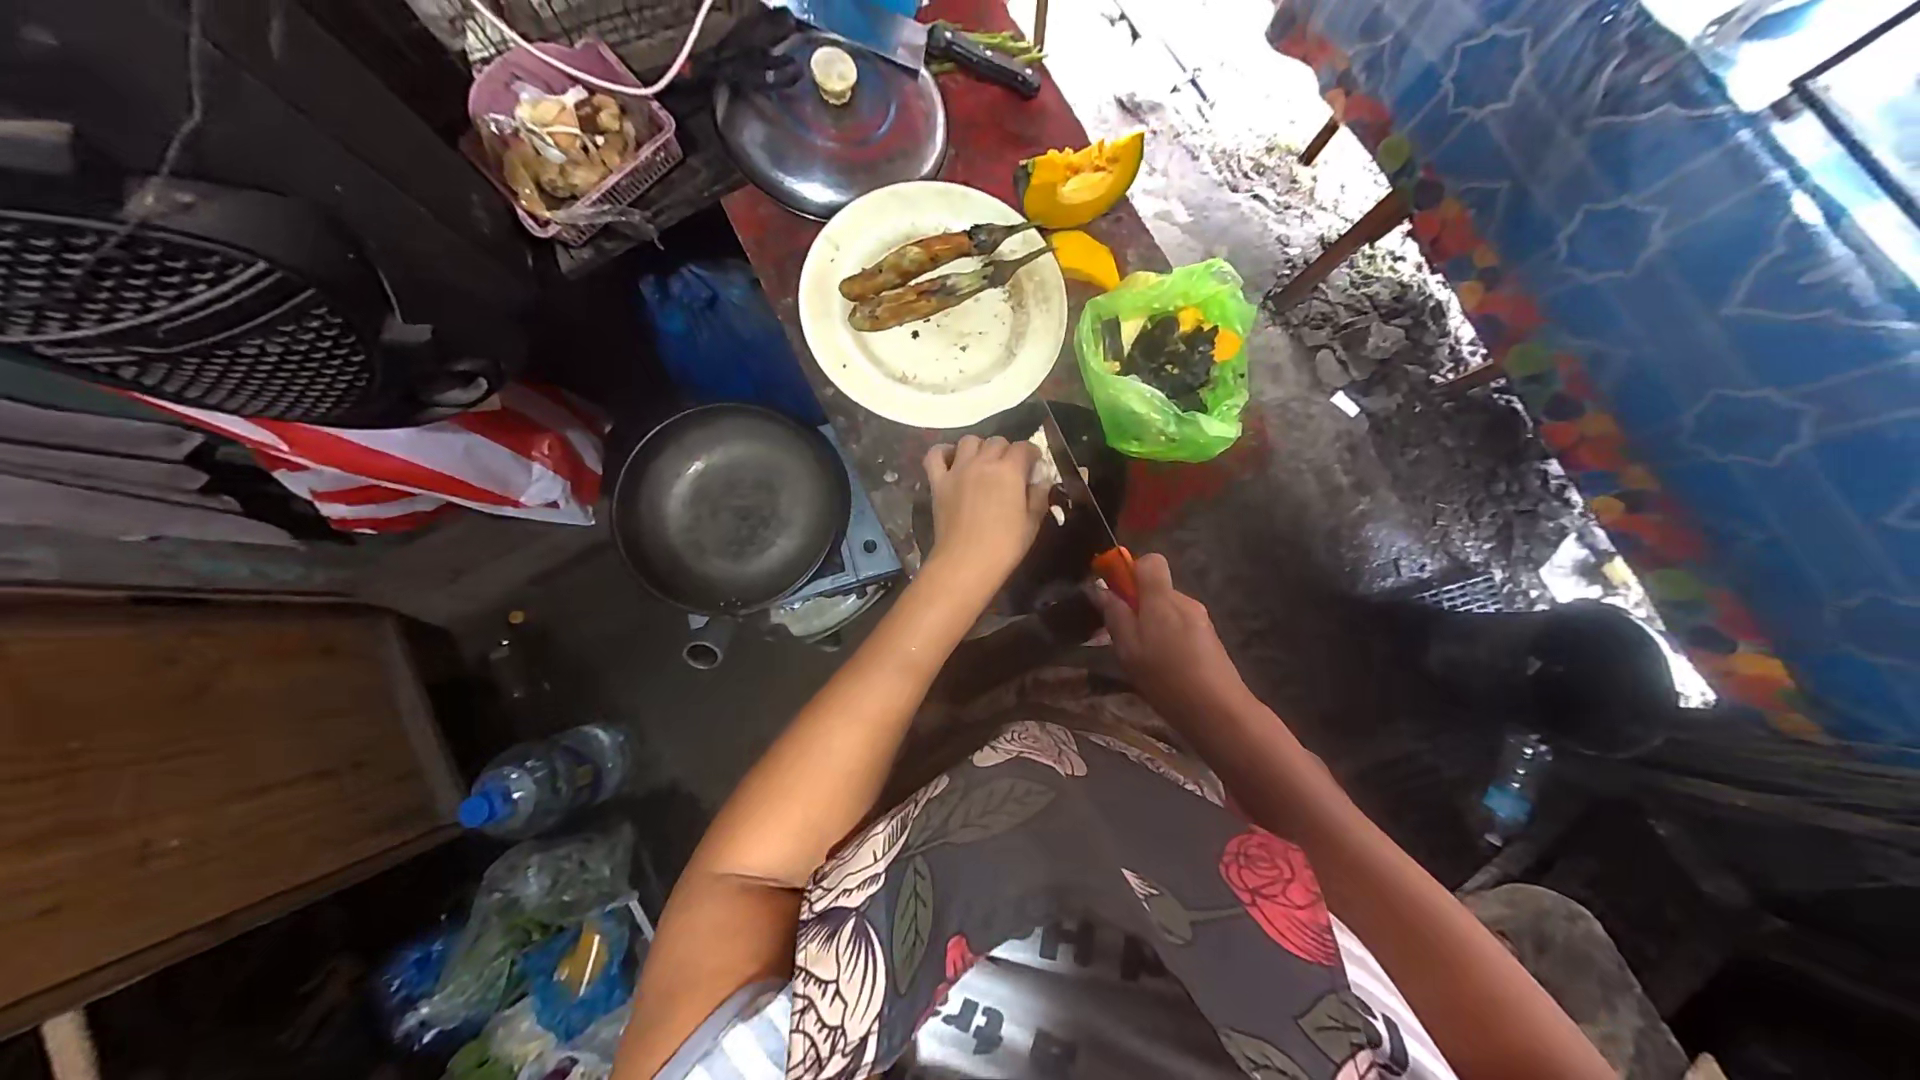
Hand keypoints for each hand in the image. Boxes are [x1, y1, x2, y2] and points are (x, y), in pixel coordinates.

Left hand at [923, 435, 1048, 593]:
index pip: (1023, 447)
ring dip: (979, 447)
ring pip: (969, 441)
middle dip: (1007, 451)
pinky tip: (952, 460)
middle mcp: (983, 462)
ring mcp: (957, 470)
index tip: (1034, 465)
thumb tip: (1041, 481)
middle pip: (997, 441)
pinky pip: (935, 455)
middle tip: (1010, 469)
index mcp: (1009, 470)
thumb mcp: (1032, 522)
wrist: (966, 562)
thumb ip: (1039, 496)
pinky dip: (943, 452)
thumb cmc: (1005, 546)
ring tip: (983, 463)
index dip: (1031, 453)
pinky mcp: (938, 482)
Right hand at [1089, 553, 1254, 727]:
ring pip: (1167, 609)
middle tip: (1125, 637)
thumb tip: (1100, 590)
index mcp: (1162, 598)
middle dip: (1138, 604)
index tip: (1116, 596)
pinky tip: (1165, 666)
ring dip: (1152, 624)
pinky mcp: (1209, 637)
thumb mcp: (1128, 649)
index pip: (1150, 561)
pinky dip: (1167, 637)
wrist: (1218, 711)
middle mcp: (1184, 601)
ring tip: (1145, 658)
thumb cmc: (1166, 678)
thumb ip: (1115, 615)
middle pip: (1156, 587)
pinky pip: (1179, 625)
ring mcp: (1200, 618)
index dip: (1130, 571)